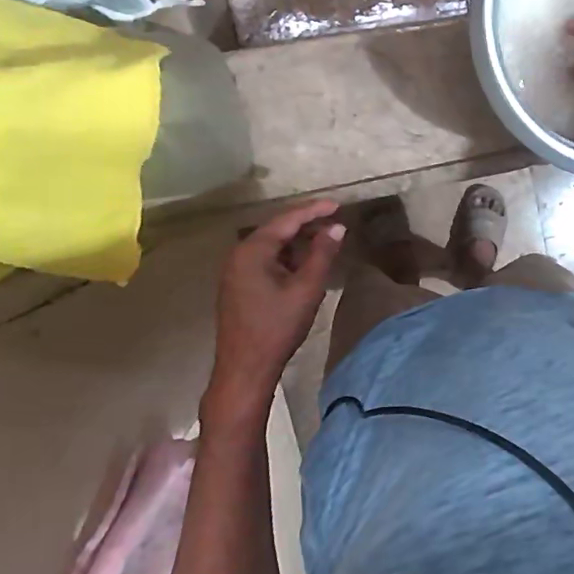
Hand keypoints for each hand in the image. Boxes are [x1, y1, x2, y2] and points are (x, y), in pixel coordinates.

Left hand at [208, 199, 344, 419]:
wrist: (245, 369)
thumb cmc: (277, 327)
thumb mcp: (307, 289)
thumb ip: (322, 254)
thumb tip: (336, 227)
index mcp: (253, 250)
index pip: (287, 219)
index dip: (314, 210)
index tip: (337, 204)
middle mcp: (239, 254)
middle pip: (277, 229)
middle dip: (306, 225)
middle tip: (335, 223)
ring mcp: (235, 270)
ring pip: (271, 246)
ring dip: (297, 243)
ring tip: (324, 243)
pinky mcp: (238, 285)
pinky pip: (265, 260)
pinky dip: (286, 257)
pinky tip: (304, 265)